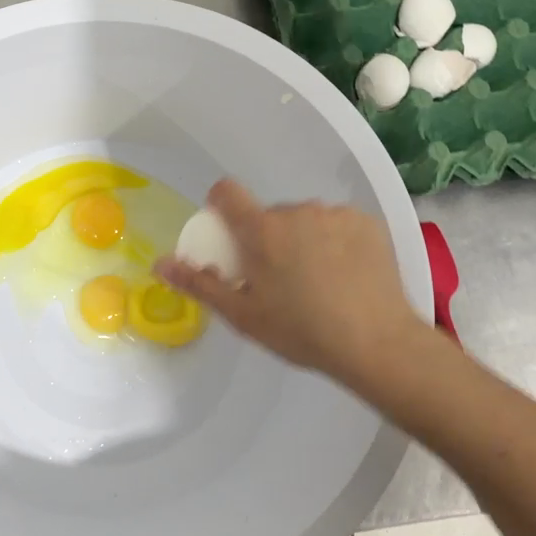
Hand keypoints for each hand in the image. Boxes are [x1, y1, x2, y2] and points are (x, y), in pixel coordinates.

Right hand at [156, 179, 425, 381]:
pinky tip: (344, 276)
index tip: (228, 236)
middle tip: (278, 281)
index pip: (227, 192)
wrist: (375, 342)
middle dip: (267, 239)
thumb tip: (160, 263)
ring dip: (302, 240)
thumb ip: (199, 284)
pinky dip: (335, 243)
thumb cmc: (301, 332)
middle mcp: (297, 211)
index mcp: (261, 231)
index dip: (220, 206)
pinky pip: (337, 224)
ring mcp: (336, 214)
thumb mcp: (243, 315)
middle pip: (269, 215)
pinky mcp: (367, 223)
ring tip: (316, 282)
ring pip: (305, 220)